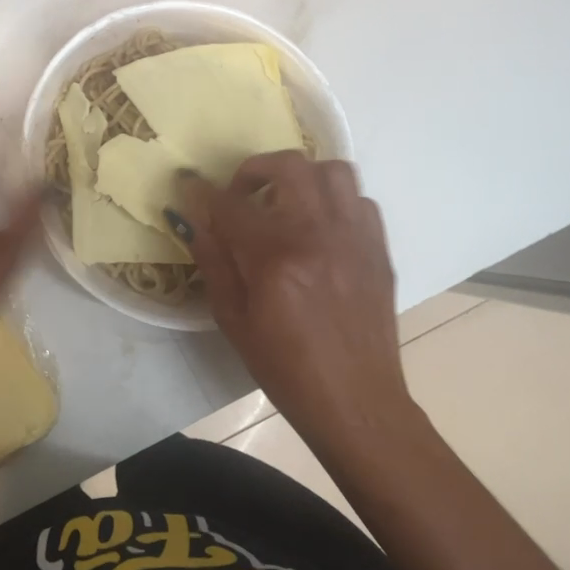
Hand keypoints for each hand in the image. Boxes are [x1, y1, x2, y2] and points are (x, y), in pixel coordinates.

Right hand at [174, 153, 408, 434]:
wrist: (357, 403)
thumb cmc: (285, 368)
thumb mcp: (232, 319)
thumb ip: (213, 260)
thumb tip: (194, 218)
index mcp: (275, 258)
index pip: (230, 203)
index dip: (202, 191)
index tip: (190, 185)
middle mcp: (319, 235)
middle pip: (288, 166)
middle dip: (254, 170)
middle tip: (241, 194)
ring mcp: (355, 238)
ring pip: (331, 171)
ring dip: (300, 177)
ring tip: (284, 202)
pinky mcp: (378, 249)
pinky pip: (359, 200)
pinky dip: (334, 201)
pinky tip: (319, 227)